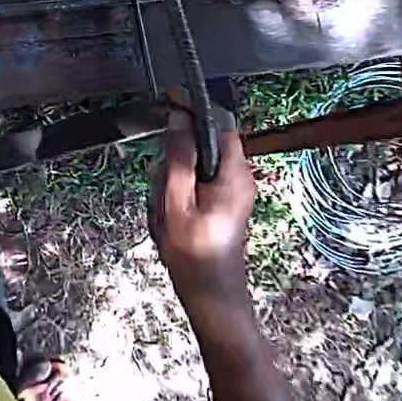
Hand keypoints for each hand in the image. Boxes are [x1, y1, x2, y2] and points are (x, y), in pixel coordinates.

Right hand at [150, 112, 255, 314]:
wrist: (211, 295)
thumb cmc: (193, 254)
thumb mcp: (176, 203)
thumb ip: (177, 159)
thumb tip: (179, 120)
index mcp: (234, 174)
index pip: (219, 123)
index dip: (193, 111)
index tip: (168, 104)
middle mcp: (240, 178)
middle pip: (205, 143)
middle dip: (177, 156)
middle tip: (161, 183)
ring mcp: (234, 190)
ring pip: (198, 163)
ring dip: (174, 176)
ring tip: (164, 206)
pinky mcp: (225, 201)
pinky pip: (199, 180)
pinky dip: (180, 189)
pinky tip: (170, 212)